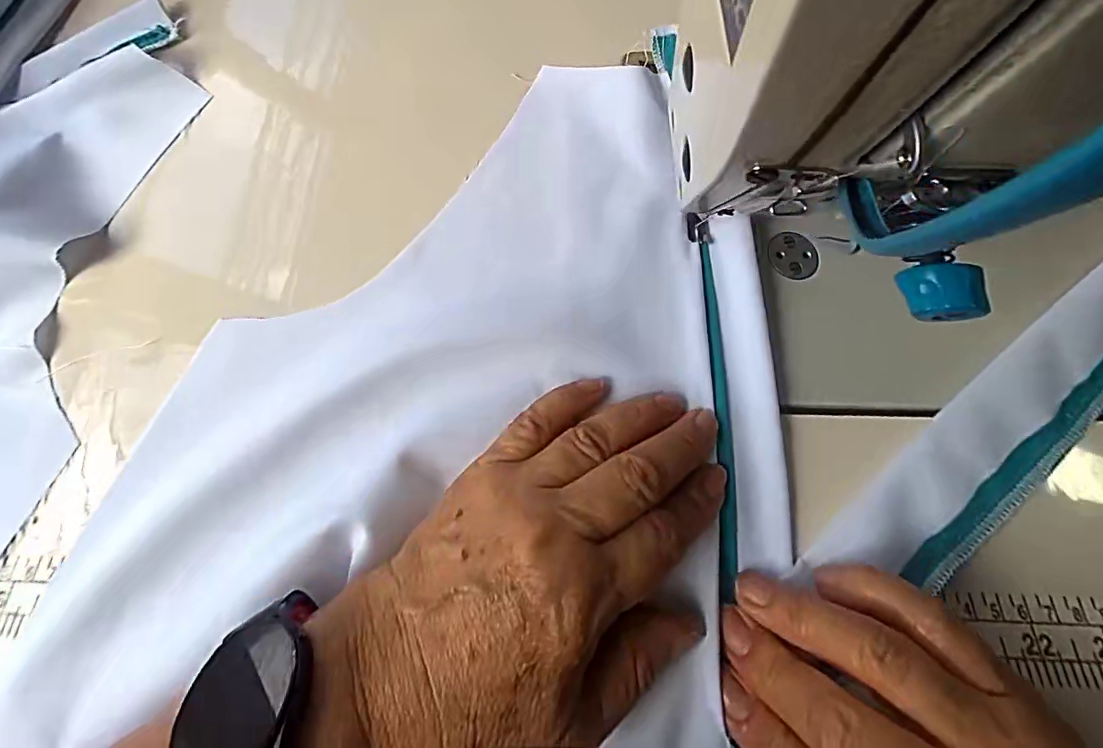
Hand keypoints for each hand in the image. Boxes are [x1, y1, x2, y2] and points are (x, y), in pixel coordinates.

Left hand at [297, 378, 725, 747]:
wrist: (385, 668)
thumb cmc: (475, 705)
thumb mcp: (571, 721)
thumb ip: (634, 664)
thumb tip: (683, 618)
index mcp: (585, 592)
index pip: (660, 534)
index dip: (695, 503)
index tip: (717, 478)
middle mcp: (554, 529)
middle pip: (632, 476)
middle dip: (676, 446)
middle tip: (704, 425)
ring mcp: (512, 493)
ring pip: (588, 441)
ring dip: (632, 417)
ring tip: (666, 402)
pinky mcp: (478, 475)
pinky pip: (528, 426)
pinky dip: (563, 402)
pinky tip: (592, 388)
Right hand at [721, 565, 1085, 747]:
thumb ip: (797, 747)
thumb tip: (737, 691)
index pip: (832, 739)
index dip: (772, 691)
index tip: (726, 654)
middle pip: (860, 701)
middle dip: (783, 652)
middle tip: (735, 616)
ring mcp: (1004, 726)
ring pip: (894, 653)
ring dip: (814, 614)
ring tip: (762, 590)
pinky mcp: (1017, 688)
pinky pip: (939, 624)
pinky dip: (876, 591)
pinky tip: (828, 579)